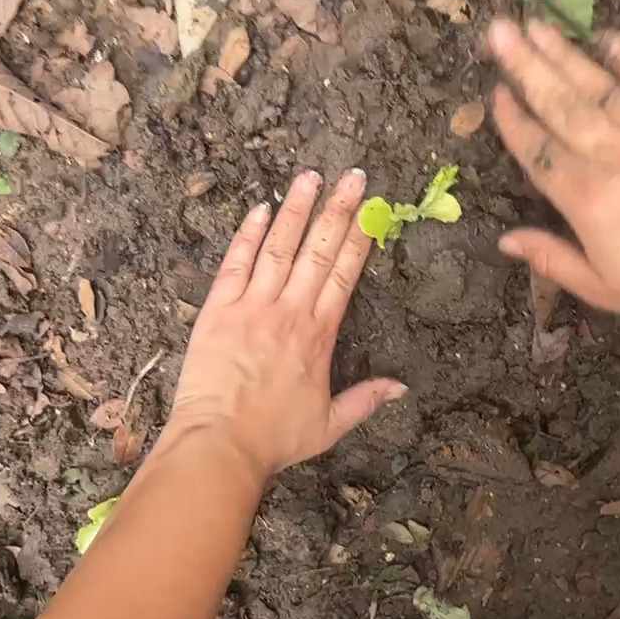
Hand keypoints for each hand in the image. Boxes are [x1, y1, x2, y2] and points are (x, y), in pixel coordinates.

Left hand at [164, 169, 406, 478]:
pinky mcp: (218, 309)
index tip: (372, 208)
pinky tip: (261, 208)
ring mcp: (252, 306)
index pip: (345, 274)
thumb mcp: (329, 426)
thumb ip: (365, 400)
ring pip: (279, 247)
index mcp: (319, 335)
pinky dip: (247, 234)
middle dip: (338, 209)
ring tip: (310, 176)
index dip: (360, 237)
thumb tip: (401, 386)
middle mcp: (289, 311)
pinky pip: (235, 263)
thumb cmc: (274, 438)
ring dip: (296, 210)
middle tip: (353, 175)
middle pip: (318, 250)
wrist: (219, 443)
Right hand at [485, 18, 619, 333]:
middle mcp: (617, 158)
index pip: (539, 152)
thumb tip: (505, 241)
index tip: (494, 92)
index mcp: (589, 201)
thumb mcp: (603, 289)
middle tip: (498, 31)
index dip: (513, 122)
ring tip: (536, 24)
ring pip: (601, 88)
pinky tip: (610, 39)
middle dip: (526, 66)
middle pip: (562, 106)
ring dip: (566, 54)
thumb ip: (552, 260)